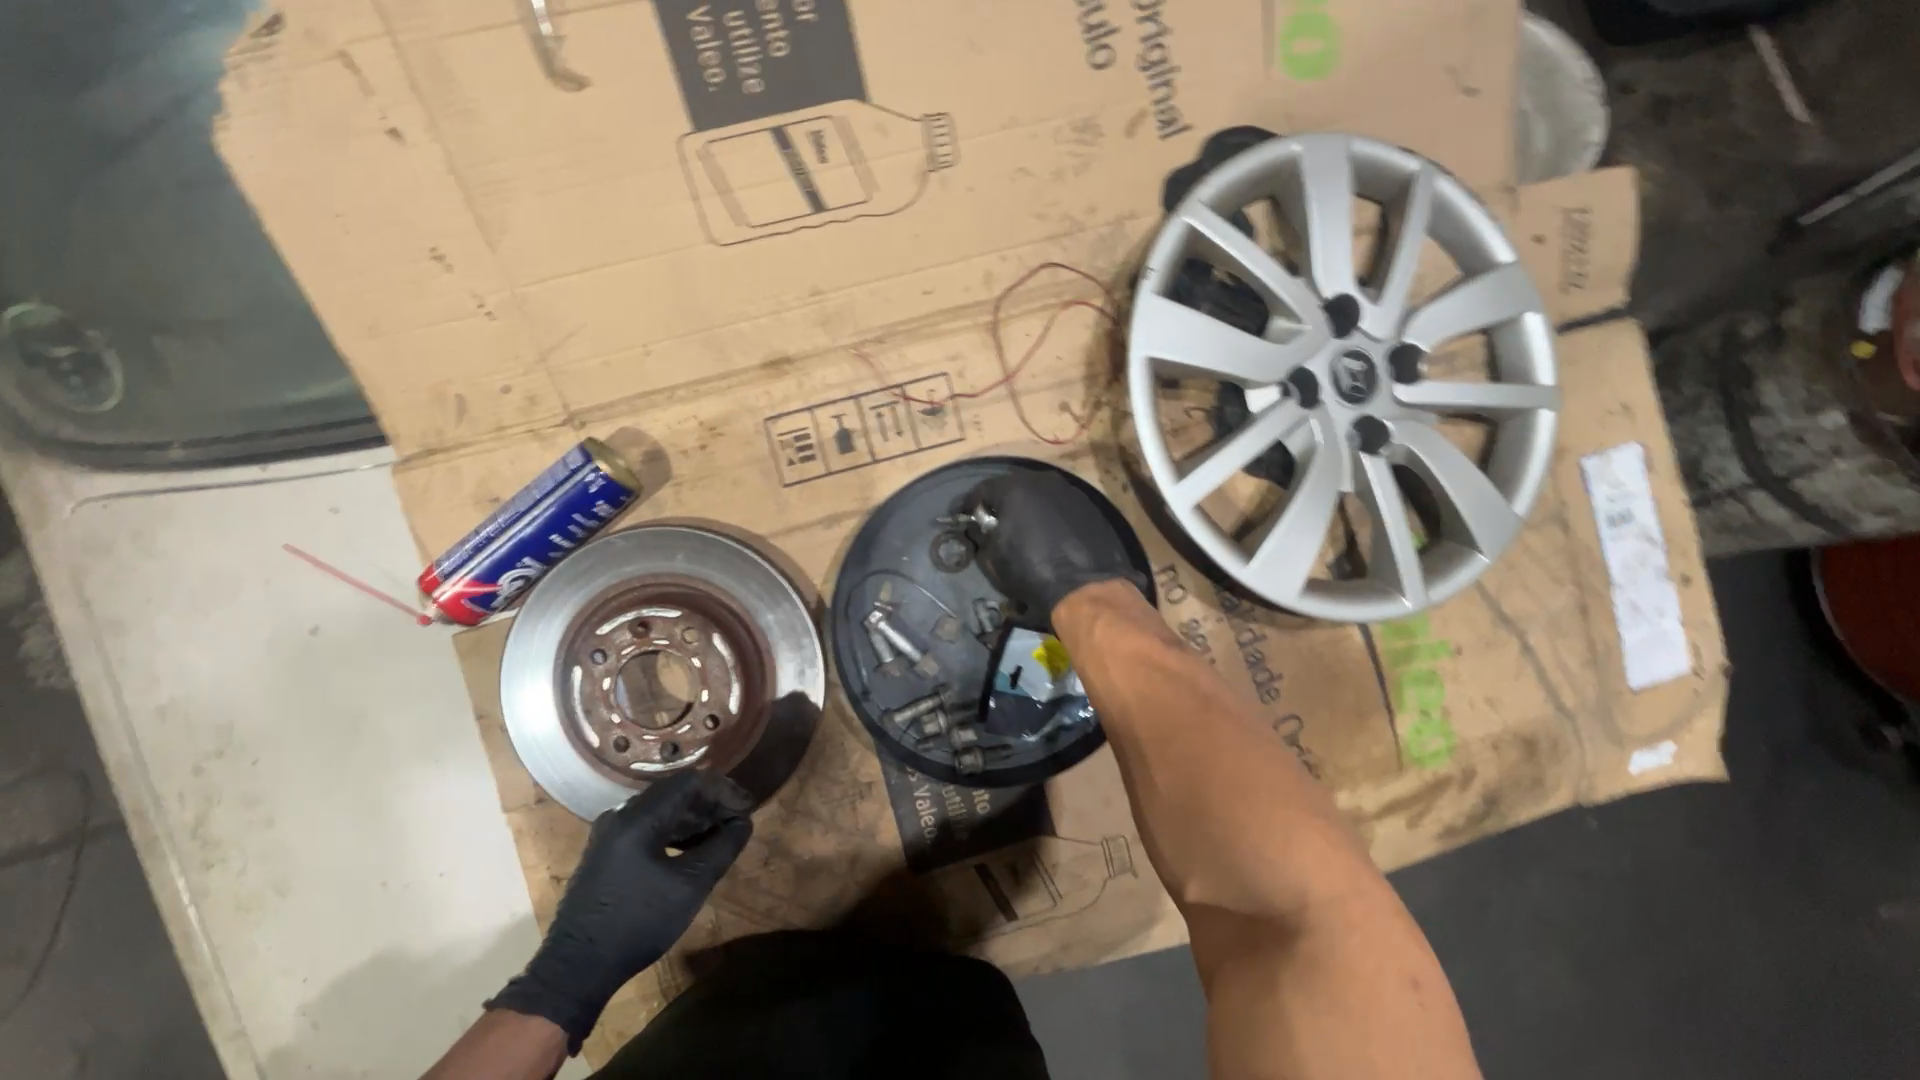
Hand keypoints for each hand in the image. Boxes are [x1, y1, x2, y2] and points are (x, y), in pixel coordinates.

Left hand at [486, 771, 752, 1052]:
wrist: (576, 967)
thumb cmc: (638, 923)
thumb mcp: (690, 887)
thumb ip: (722, 848)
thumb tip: (743, 823)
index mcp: (638, 817)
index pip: (690, 781)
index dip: (724, 790)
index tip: (747, 809)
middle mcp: (621, 815)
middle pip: (675, 792)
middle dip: (711, 802)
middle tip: (739, 821)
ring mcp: (610, 833)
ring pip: (661, 809)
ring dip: (694, 818)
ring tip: (721, 835)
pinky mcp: (606, 851)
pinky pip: (647, 827)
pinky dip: (675, 831)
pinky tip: (692, 850)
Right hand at [964, 471, 1148, 626]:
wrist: (1085, 587)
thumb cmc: (1031, 571)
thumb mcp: (993, 558)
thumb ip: (982, 536)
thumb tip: (981, 529)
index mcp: (1014, 488)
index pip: (982, 490)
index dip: (970, 505)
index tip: (964, 518)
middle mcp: (1043, 481)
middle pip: (1014, 488)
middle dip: (1002, 504)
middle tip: (995, 523)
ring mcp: (1070, 491)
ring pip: (1041, 495)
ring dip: (1029, 508)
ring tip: (1025, 529)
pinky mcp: (1090, 507)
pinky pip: (1061, 507)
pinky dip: (1052, 517)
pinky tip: (1050, 535)